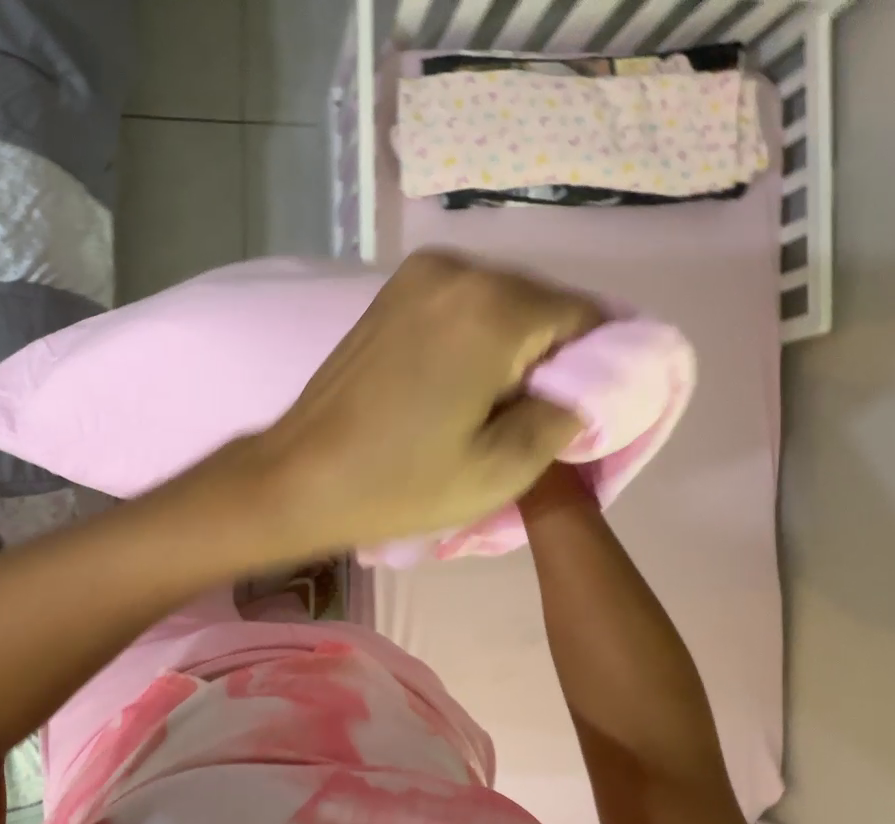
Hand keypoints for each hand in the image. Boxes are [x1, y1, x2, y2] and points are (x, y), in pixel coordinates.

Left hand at [238, 250, 600, 555]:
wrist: (298, 477)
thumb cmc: (400, 482)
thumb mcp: (502, 469)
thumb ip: (566, 416)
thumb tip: (589, 386)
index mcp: (493, 307)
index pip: (586, 317)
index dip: (596, 365)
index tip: (578, 413)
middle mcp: (459, 270)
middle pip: (542, 305)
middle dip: (551, 356)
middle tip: (534, 417)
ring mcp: (418, 275)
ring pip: (502, 303)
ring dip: (512, 347)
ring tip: (491, 406)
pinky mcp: (392, 292)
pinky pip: (462, 306)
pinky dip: (476, 337)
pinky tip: (458, 385)